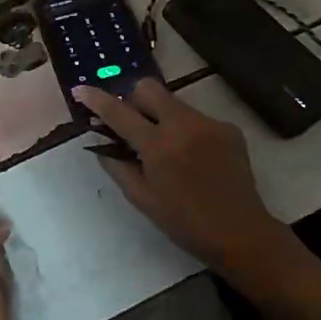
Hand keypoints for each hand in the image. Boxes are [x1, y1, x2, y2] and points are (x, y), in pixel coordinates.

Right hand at [74, 80, 288, 275]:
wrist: (239, 232)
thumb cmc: (184, 222)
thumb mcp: (141, 198)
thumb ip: (117, 165)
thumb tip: (101, 142)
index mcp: (158, 145)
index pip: (119, 112)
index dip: (96, 99)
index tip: (81, 89)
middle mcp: (184, 124)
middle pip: (149, 88)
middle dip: (133, 99)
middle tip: (130, 123)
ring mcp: (209, 123)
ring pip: (174, 102)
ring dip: (160, 116)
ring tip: (165, 149)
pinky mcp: (228, 128)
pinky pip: (197, 118)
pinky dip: (185, 130)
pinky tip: (192, 157)